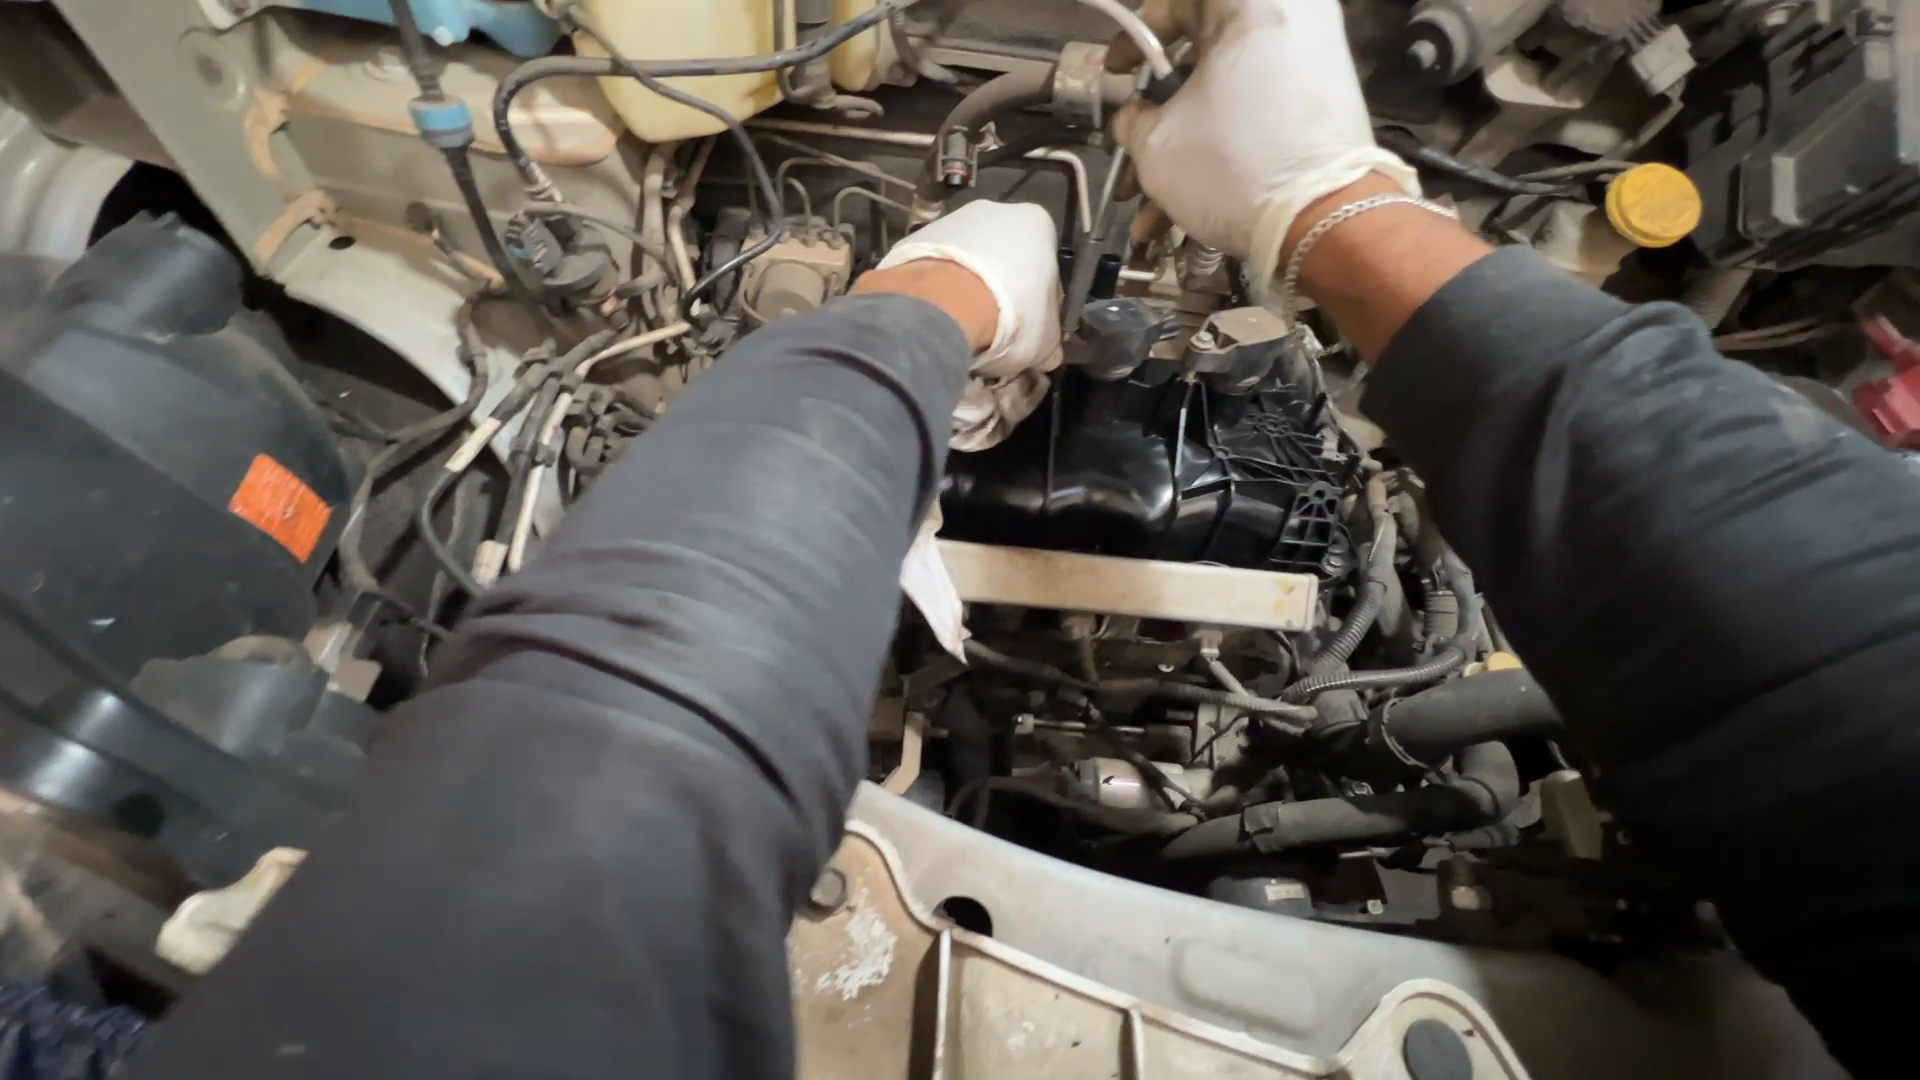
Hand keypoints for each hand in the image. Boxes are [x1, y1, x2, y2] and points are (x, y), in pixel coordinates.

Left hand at [857, 200, 1062, 450]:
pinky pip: (932, 268)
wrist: (943, 307)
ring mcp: (951, 219)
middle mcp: (995, 210)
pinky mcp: (914, 237)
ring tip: (959, 327)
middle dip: (998, 289)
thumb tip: (1048, 355)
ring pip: (965, 260)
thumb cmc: (1011, 318)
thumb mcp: (1045, 342)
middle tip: (991, 329)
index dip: (1037, 302)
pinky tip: (934, 320)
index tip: (1027, 328)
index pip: (1044, 267)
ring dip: (964, 288)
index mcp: (1037, 224)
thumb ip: (1049, 342)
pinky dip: (935, 290)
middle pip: (1003, 258)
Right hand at [1107, 0, 1418, 296]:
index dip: (1135, 37)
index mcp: (1249, 2)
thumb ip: (1133, 121)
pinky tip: (1176, 218)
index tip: (1117, 75)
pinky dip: (1213, 160)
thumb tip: (1131, 118)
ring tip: (1144, 215)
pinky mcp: (1317, 110)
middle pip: (1200, 58)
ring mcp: (1308, 66)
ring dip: (1176, 157)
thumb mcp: (1157, 145)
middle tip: (1128, 153)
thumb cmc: (1229, 164)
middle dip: (1154, 118)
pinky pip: (1252, 120)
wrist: (1321, 218)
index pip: (1177, 1)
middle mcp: (1288, 18)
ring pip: (1222, 103)